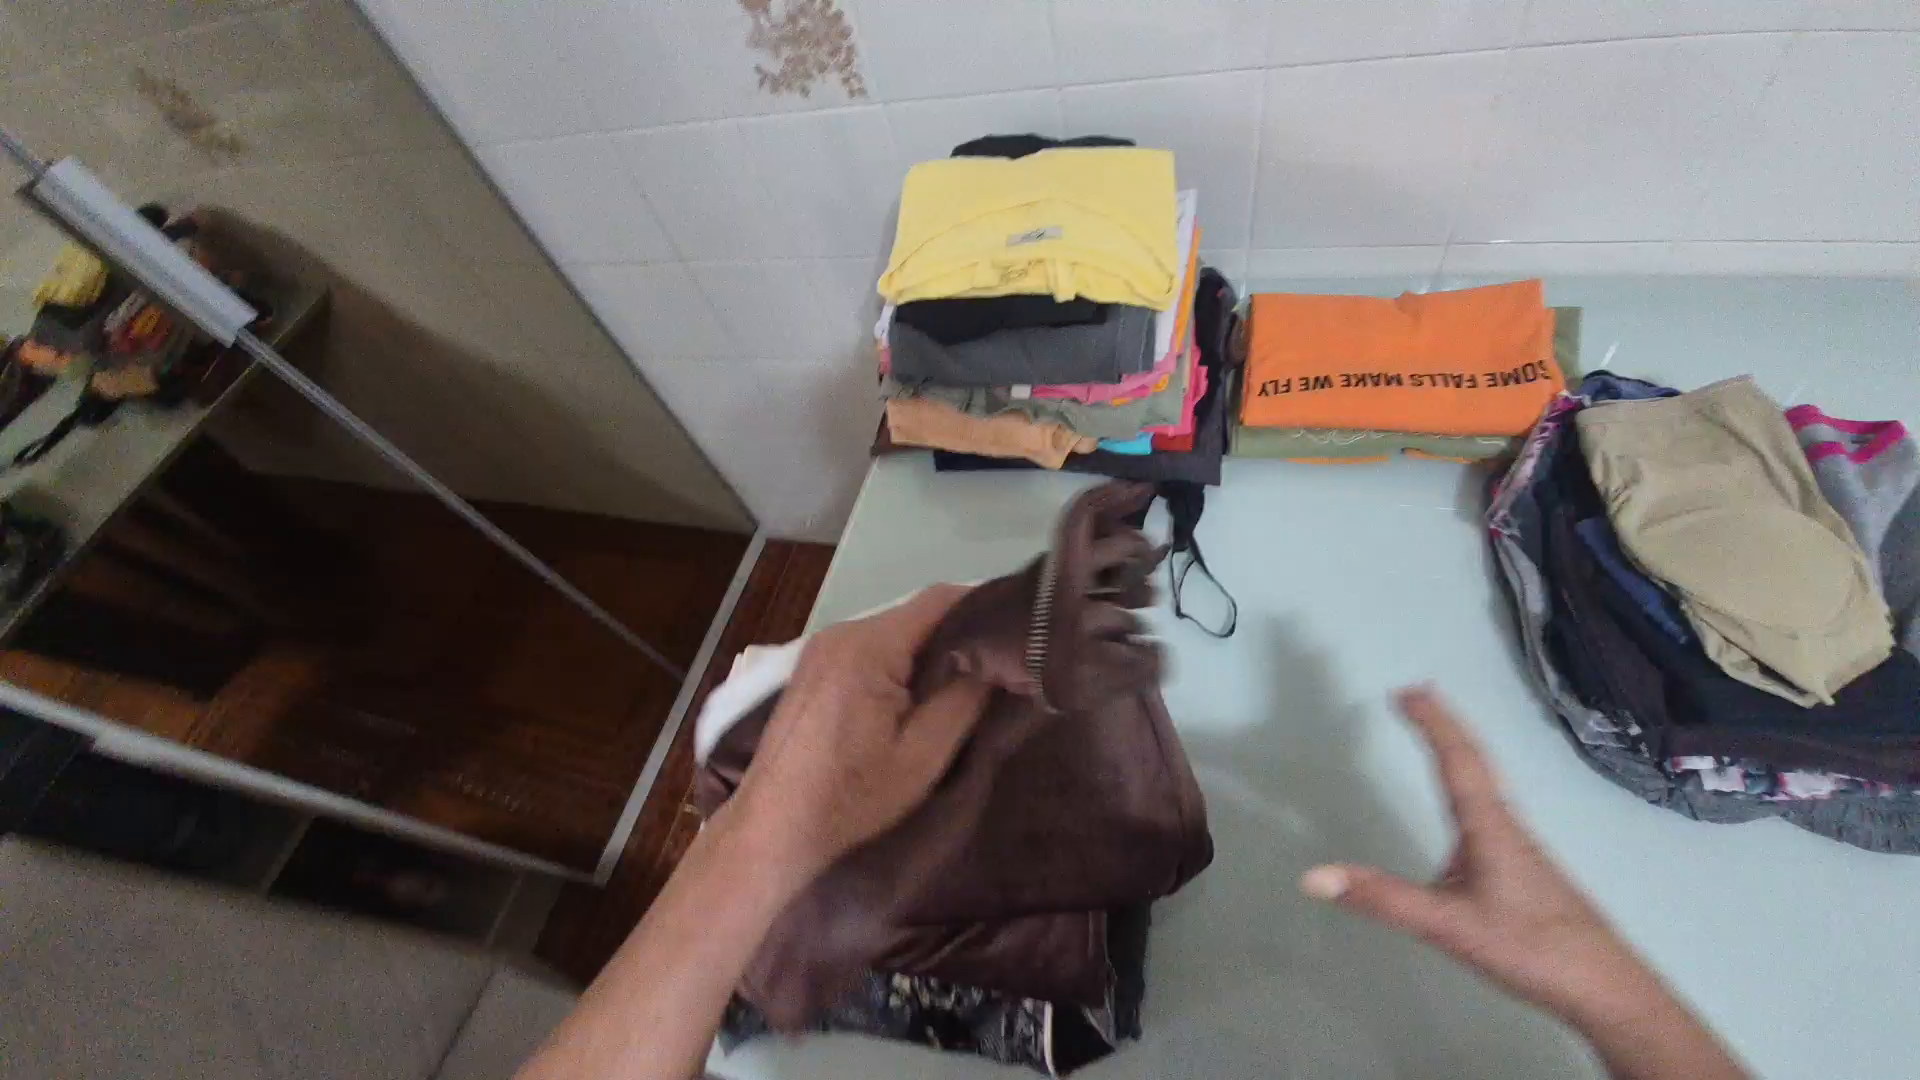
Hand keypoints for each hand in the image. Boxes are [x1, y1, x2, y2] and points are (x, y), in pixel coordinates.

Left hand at [719, 585, 990, 888]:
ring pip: (895, 630)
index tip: (1016, 632)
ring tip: (963, 684)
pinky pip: (871, 647)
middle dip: (958, 634)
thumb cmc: (851, 796)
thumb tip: (994, 660)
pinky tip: (916, 694)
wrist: (773, 828)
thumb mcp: (922, 755)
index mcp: (868, 647)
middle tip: (997, 666)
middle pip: (916, 613)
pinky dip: (900, 661)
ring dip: (929, 651)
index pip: (939, 599)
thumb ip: (963, 699)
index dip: (983, 607)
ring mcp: (823, 646)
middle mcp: (842, 632)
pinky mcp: (815, 665)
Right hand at [1300, 687, 1748, 1079]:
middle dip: (1447, 722)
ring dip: (1461, 746)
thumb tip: (1313, 877)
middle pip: (1477, 761)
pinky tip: (1469, 795)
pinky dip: (1472, 776)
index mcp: (1488, 827)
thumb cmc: (1535, 950)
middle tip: (1419, 692)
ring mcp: (1522, 846)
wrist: (1616, 995)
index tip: (1405, 691)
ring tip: (1438, 728)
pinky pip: (1493, 801)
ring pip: (1489, 780)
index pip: (1457, 761)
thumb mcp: (1449, 927)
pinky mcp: (1528, 866)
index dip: (1432, 723)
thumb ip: (1382, 899)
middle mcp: (1507, 826)